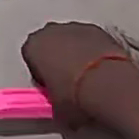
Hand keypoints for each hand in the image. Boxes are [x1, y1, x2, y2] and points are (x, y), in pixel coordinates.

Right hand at [21, 22, 138, 127]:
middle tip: (68, 83)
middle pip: (49, 44)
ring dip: (75, 54)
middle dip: (56, 59)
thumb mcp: (57, 109)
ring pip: (69, 39)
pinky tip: (101, 70)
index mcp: (33, 47)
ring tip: (87, 79)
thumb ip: (54, 103)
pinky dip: (93, 51)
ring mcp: (74, 27)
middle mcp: (50, 31)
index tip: (50, 88)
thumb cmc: (76, 96)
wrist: (108, 85)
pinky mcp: (96, 29)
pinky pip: (90, 39)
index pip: (30, 58)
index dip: (40, 74)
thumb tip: (63, 110)